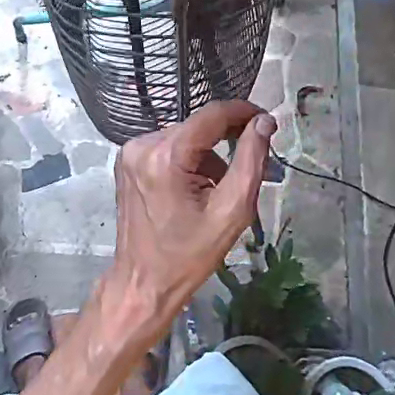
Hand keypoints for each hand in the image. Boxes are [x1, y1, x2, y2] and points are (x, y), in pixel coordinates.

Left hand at [106, 101, 276, 336]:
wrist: (143, 282)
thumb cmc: (189, 254)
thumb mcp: (231, 210)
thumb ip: (251, 160)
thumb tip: (263, 122)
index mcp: (165, 154)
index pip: (212, 115)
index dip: (244, 112)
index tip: (268, 121)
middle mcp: (142, 144)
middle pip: (198, 126)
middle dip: (227, 141)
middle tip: (253, 166)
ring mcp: (130, 152)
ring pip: (184, 137)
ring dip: (207, 155)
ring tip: (218, 191)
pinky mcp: (126, 161)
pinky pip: (167, 148)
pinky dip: (186, 161)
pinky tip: (194, 190)